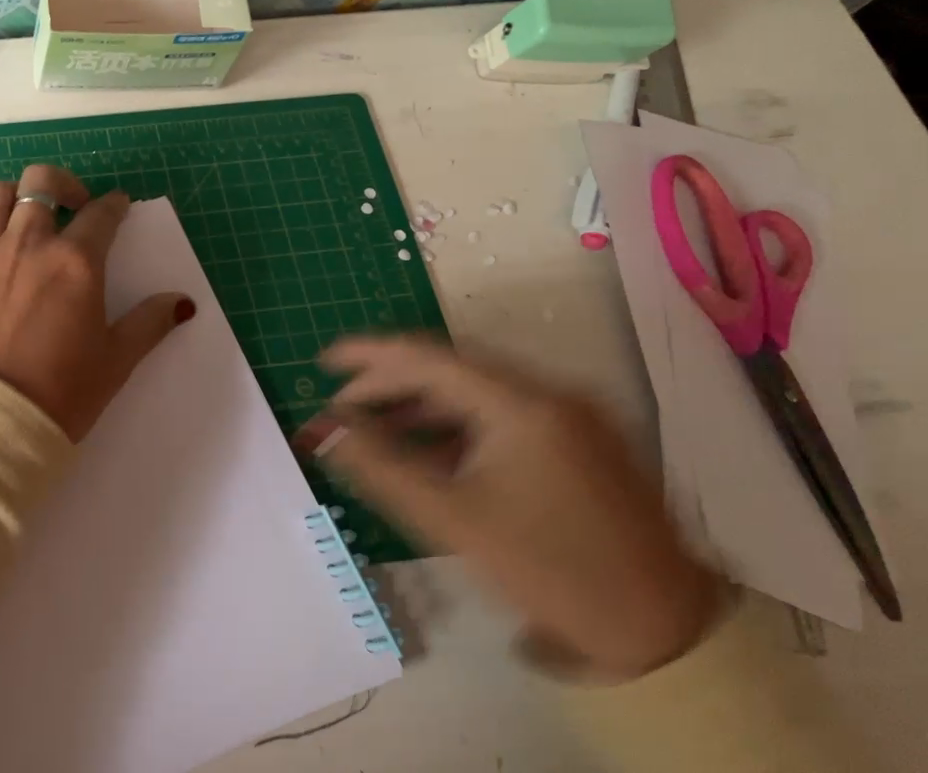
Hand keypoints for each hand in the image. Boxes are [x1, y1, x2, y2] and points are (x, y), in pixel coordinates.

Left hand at [0, 165, 194, 442]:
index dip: (114, 205)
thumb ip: (149, 323)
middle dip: (63, 184)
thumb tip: (182, 302)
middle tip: (72, 204)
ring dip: (13, 195)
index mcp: (75, 262)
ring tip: (22, 215)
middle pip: (42, 183)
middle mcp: (28, 244)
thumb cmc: (60, 393)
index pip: (102, 214)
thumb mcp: (116, 361)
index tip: (117, 207)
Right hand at [293, 337, 725, 677]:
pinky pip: (504, 414)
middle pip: (451, 368)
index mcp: (521, 404)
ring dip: (422, 406)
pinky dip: (458, 424)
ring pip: (477, 391)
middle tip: (344, 411)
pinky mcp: (583, 442)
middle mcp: (551, 394)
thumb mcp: (449, 518)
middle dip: (390, 385)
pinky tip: (431, 452)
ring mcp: (574, 416)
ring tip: (377, 432)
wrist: (662, 629)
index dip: (367, 355)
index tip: (324, 363)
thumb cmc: (550, 570)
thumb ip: (377, 466)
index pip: (426, 356)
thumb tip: (322, 430)